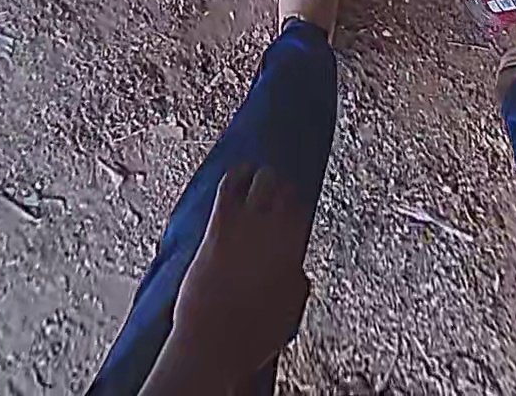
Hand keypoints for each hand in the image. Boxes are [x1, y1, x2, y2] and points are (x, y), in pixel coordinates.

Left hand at [163, 164, 311, 384]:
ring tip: (260, 173)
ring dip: (263, 176)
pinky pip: (231, 185)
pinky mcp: (221, 223)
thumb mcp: (287, 314)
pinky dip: (237, 173)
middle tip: (277, 187)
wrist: (212, 343)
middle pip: (285, 189)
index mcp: (294, 252)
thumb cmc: (249, 336)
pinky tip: (238, 172)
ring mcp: (248, 224)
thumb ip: (296, 285)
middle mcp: (276, 232)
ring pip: (263, 180)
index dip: (297, 203)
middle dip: (282, 186)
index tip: (293, 202)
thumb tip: (298, 270)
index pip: (302, 210)